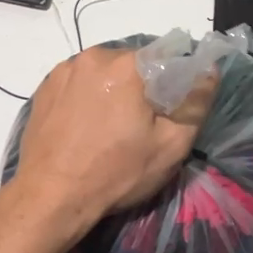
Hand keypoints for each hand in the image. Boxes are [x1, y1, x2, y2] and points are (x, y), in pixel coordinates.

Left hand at [11, 47, 211, 235]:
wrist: (50, 197)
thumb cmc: (115, 173)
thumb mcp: (170, 146)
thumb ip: (195, 104)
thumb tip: (207, 72)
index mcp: (127, 65)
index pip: (167, 56)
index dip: (175, 80)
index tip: (171, 108)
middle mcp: (94, 57)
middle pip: (133, 63)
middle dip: (142, 86)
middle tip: (140, 123)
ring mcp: (64, 70)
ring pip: (104, 71)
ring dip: (113, 89)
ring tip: (110, 127)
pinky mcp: (45, 86)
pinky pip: (78, 82)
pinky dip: (88, 96)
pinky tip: (86, 126)